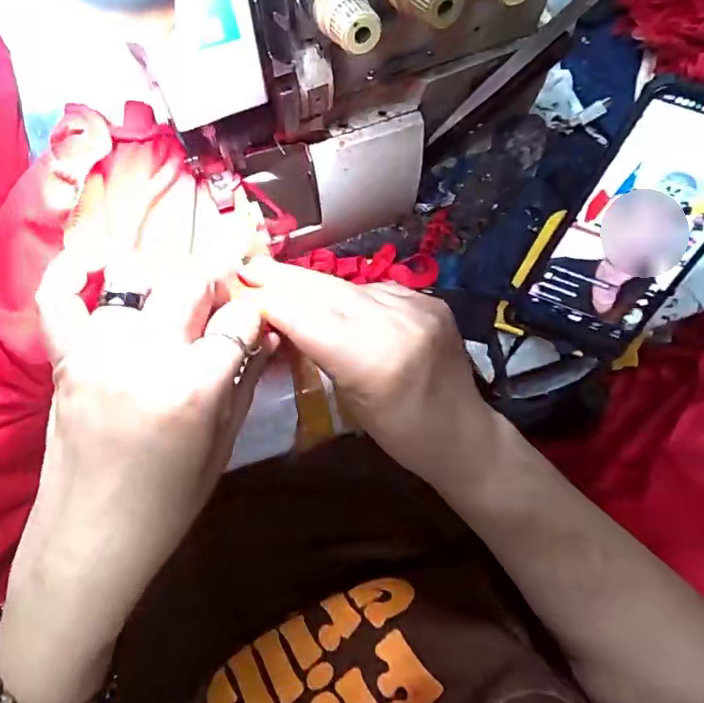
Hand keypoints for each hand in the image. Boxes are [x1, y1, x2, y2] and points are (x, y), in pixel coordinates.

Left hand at [0, 248, 266, 702]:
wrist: (90, 539)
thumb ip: (243, 383)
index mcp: (193, 388)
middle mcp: (145, 357)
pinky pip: (56, 298)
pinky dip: (72, 270)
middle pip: (189, 283)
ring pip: (133, 277)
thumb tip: (262, 334)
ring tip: (171, 295)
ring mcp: (97, 353)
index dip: (252, 313)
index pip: (237, 319)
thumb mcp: (220, 449)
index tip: (253, 317)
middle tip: (219, 300)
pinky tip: (98, 262)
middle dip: (214, 283)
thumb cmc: (165, 508)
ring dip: (160, 276)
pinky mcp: (63, 359)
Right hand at [238, 257, 511, 494]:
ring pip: (346, 286)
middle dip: (283, 279)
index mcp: (375, 359)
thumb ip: (317, 352)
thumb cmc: (400, 435)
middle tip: (248, 267)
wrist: (464, 433)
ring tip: (276, 276)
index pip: (309, 318)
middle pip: (326, 292)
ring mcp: (416, 305)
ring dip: (308, 283)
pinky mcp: (426, 297)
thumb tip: (278, 316)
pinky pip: (370, 289)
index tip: (239, 286)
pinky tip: (326, 298)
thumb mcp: (348, 401)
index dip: (272, 299)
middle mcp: (398, 322)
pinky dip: (343, 293)